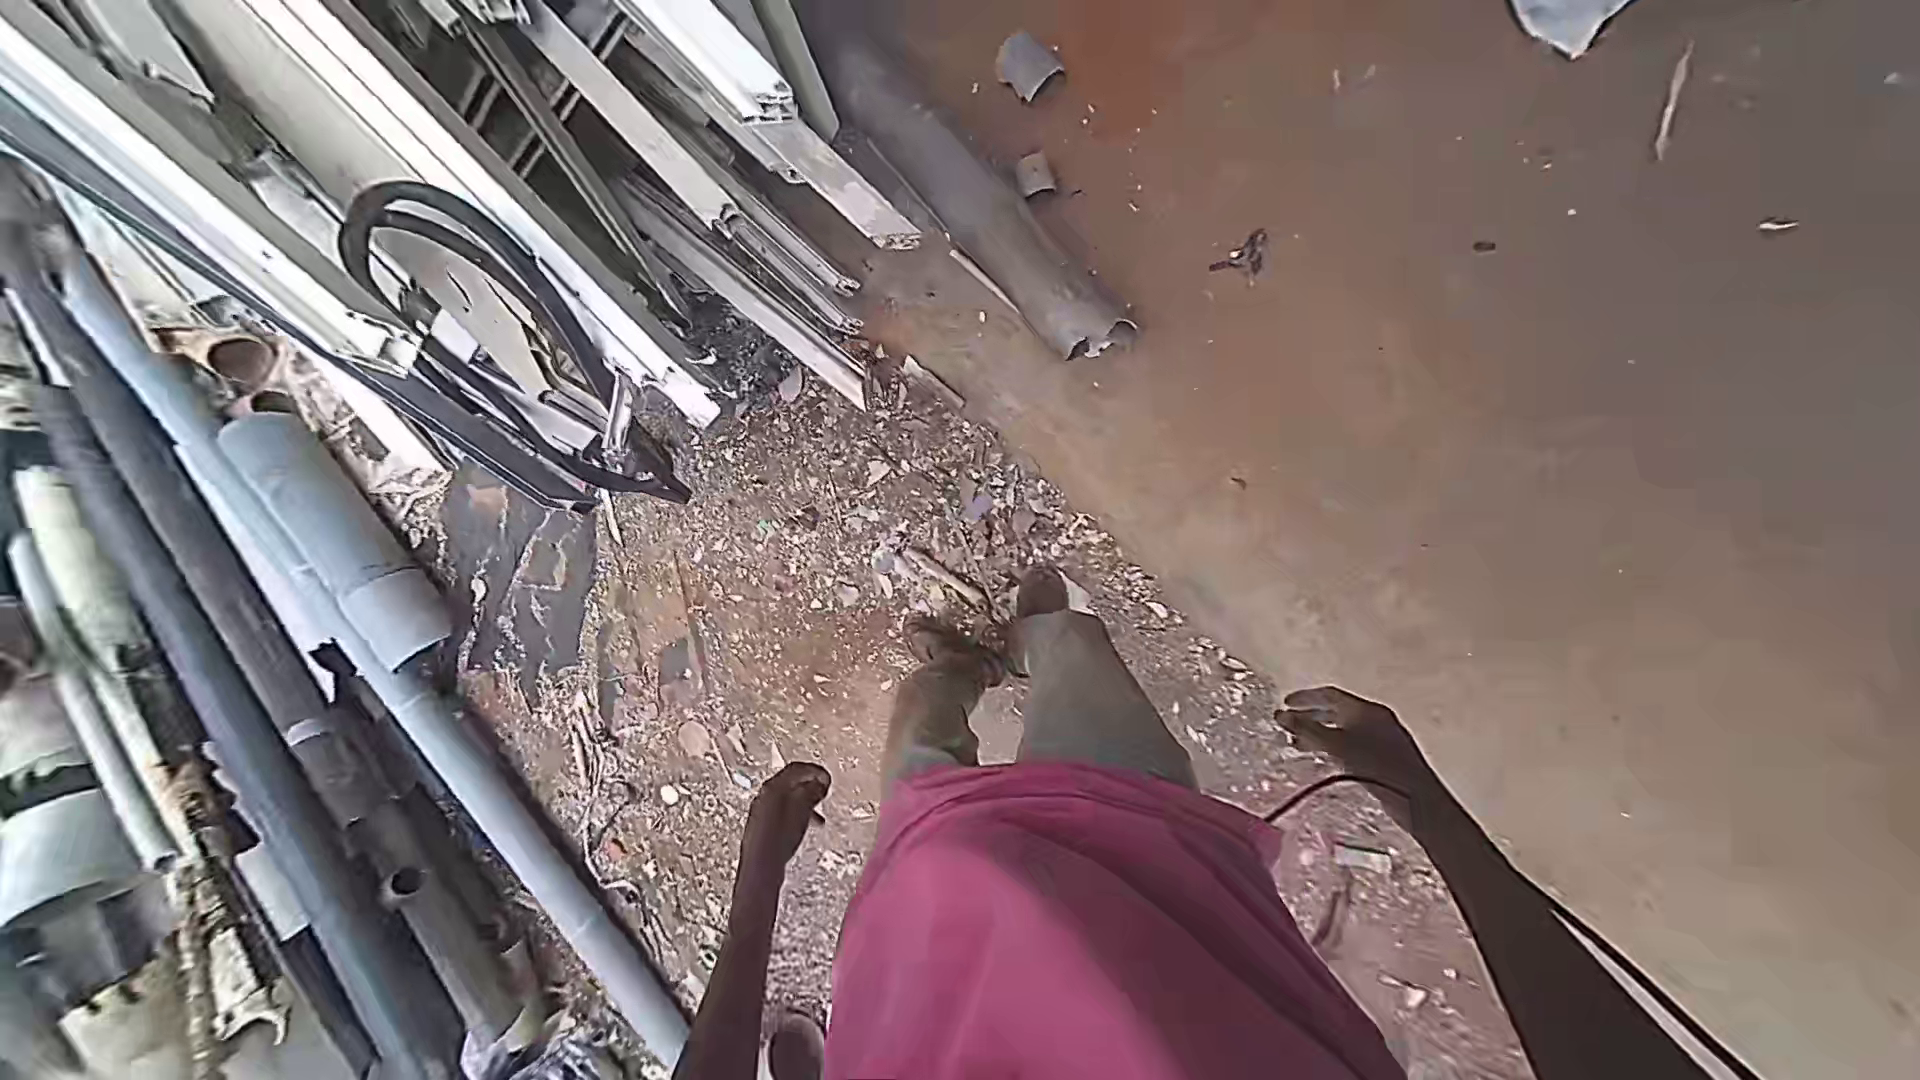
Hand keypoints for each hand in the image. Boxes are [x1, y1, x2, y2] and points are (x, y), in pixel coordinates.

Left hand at [741, 762, 830, 867]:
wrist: (761, 868)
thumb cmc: (780, 837)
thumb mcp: (803, 809)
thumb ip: (812, 791)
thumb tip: (818, 783)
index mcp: (773, 787)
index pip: (797, 768)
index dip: (815, 771)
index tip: (827, 778)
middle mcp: (764, 796)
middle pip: (790, 781)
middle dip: (809, 784)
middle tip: (823, 789)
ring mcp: (761, 812)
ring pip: (787, 797)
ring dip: (804, 799)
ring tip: (817, 809)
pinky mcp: (761, 827)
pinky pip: (782, 811)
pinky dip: (796, 812)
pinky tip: (803, 824)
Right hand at [1276, 687, 1442, 807]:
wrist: (1417, 800)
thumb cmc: (1377, 766)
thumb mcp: (1335, 745)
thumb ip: (1306, 729)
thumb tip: (1280, 715)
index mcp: (1366, 709)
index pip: (1330, 694)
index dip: (1305, 698)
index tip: (1286, 704)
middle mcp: (1377, 718)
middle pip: (1338, 710)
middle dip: (1311, 715)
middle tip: (1291, 723)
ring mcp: (1385, 737)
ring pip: (1345, 728)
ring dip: (1321, 733)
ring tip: (1302, 744)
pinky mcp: (1389, 756)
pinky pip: (1354, 742)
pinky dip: (1335, 744)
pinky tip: (1327, 757)